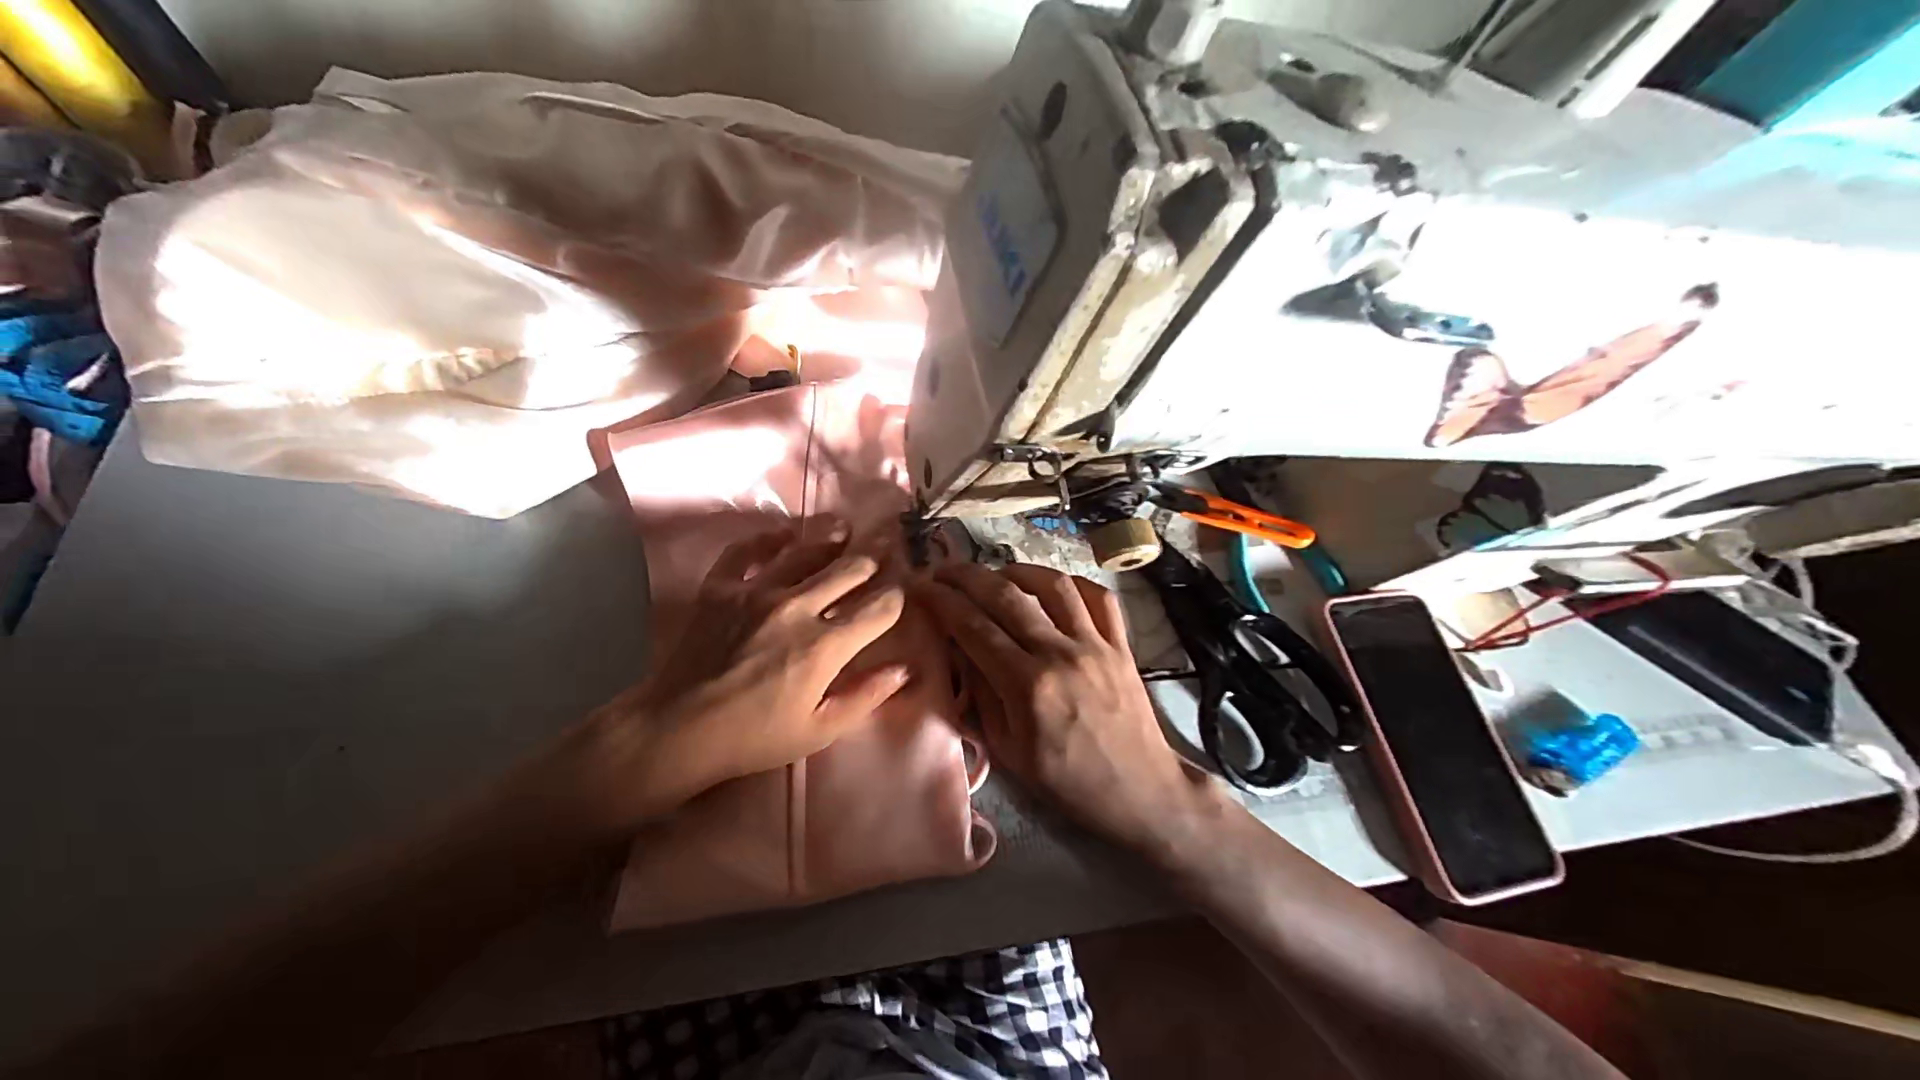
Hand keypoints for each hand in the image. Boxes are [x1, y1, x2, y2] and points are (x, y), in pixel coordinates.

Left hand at [563, 522, 909, 833]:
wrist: (678, 730)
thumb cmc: (754, 737)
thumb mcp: (819, 730)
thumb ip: (865, 696)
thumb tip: (905, 670)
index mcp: (825, 647)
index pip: (878, 609)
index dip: (896, 597)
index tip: (901, 591)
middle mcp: (797, 609)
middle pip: (848, 570)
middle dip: (873, 559)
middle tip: (886, 546)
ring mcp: (756, 593)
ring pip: (805, 552)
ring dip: (831, 538)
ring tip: (845, 528)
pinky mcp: (721, 588)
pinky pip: (748, 551)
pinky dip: (768, 538)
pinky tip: (784, 533)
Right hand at [913, 562, 1227, 859]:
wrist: (1141, 791)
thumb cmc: (1068, 782)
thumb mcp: (1009, 752)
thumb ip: (981, 696)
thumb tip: (961, 650)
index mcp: (1027, 686)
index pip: (974, 627)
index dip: (943, 602)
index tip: (922, 586)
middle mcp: (1060, 654)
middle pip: (1006, 595)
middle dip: (967, 576)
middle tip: (945, 570)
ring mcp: (1095, 644)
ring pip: (1053, 585)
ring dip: (1016, 570)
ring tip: (995, 574)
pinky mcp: (1121, 644)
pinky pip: (1098, 596)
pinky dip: (1071, 582)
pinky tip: (1050, 587)